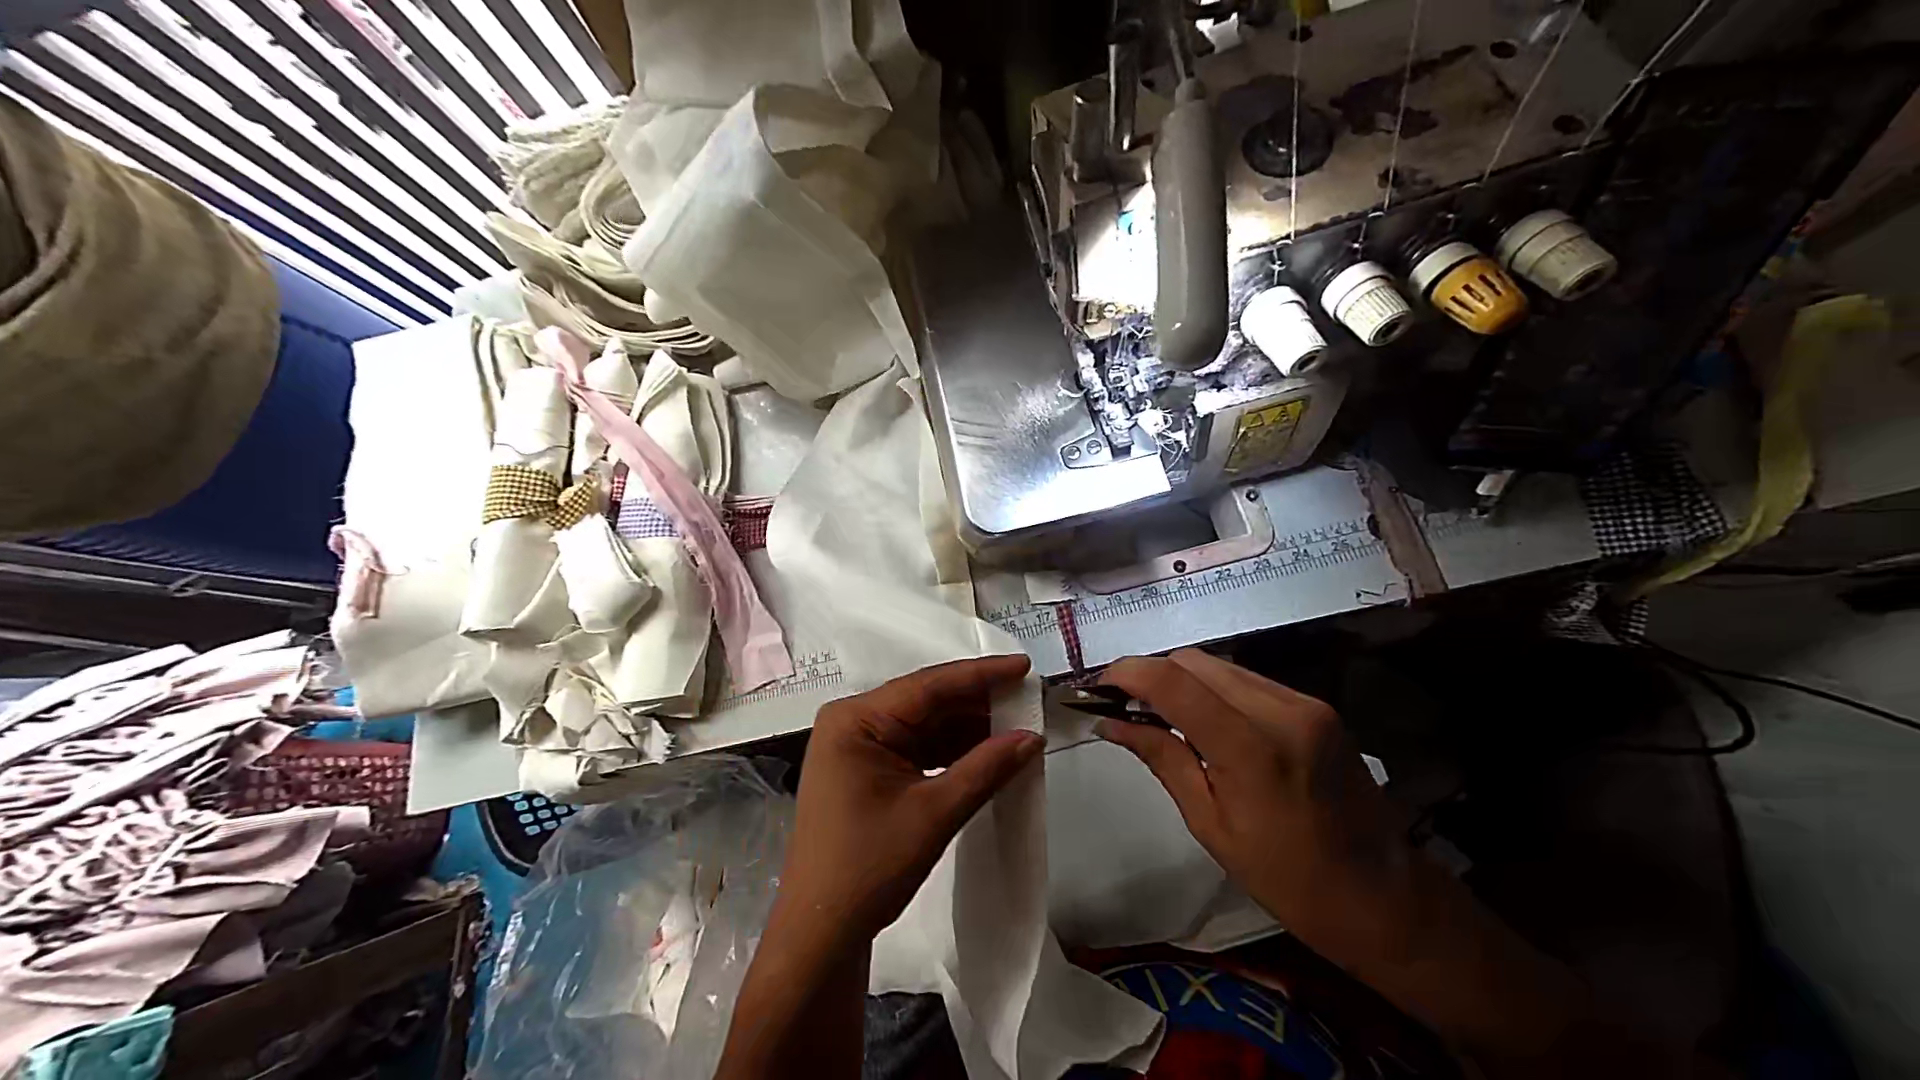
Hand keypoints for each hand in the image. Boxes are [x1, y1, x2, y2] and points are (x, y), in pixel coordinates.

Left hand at [778, 654, 1042, 942]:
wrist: (821, 932)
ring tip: (1018, 723)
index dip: (981, 675)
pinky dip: (952, 750)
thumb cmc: (869, 867)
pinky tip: (988, 751)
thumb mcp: (934, 813)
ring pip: (924, 725)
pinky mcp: (867, 770)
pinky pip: (916, 747)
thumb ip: (985, 768)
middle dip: (978, 703)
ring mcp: (858, 747)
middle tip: (1028, 697)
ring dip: (968, 728)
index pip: (928, 685)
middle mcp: (853, 723)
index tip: (1025, 667)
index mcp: (856, 720)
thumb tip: (1032, 736)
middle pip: (926, 702)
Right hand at [1096, 649, 1416, 960]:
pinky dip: (1211, 689)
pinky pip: (1246, 680)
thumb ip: (1162, 758)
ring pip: (1220, 665)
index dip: (1127, 674)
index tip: (1096, 688)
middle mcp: (1283, 709)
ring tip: (1156, 712)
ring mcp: (1305, 703)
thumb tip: (1110, 723)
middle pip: (1194, 661)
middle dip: (1150, 673)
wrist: (1384, 896)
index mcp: (1254, 748)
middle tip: (1122, 705)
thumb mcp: (1211, 824)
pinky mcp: (1315, 706)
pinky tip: (1200, 718)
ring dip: (1180, 679)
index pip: (1174, 682)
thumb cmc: (1289, 878)